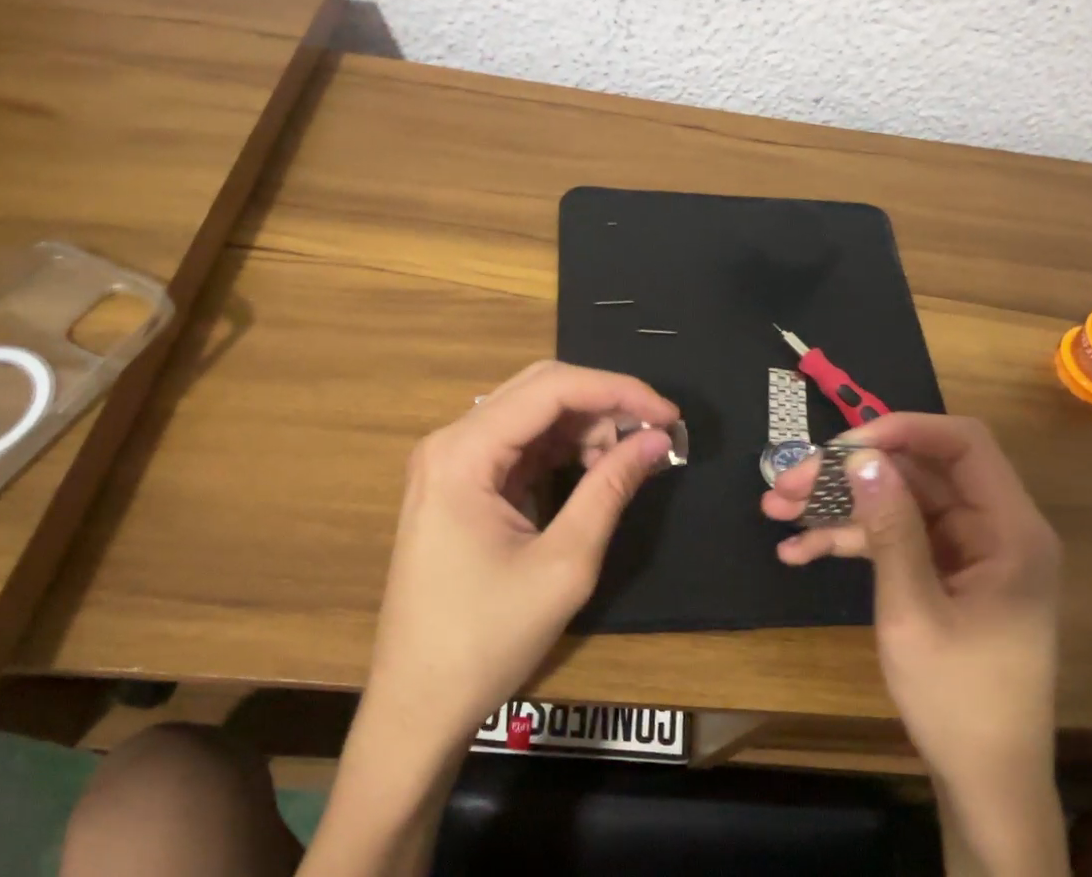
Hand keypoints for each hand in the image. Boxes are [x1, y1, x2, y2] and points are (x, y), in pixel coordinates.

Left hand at [364, 361, 679, 751]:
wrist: (420, 703)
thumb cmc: (487, 639)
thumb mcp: (564, 564)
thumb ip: (611, 490)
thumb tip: (659, 439)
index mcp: (462, 453)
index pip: (551, 388)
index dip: (619, 391)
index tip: (671, 415)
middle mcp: (450, 443)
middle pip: (539, 391)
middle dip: (604, 404)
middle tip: (656, 434)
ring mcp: (451, 465)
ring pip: (532, 416)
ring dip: (586, 428)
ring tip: (630, 462)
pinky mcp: (460, 488)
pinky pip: (520, 448)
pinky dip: (563, 452)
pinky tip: (597, 472)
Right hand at [761, 414, 1062, 793]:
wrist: (985, 780)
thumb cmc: (959, 698)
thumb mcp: (914, 611)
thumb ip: (890, 530)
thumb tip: (861, 457)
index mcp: (1011, 530)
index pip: (962, 445)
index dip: (902, 430)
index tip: (841, 443)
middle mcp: (994, 530)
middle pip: (920, 474)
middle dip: (850, 474)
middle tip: (786, 483)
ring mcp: (968, 554)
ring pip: (900, 505)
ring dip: (839, 508)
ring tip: (776, 513)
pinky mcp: (946, 576)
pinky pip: (898, 541)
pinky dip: (852, 542)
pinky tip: (800, 553)